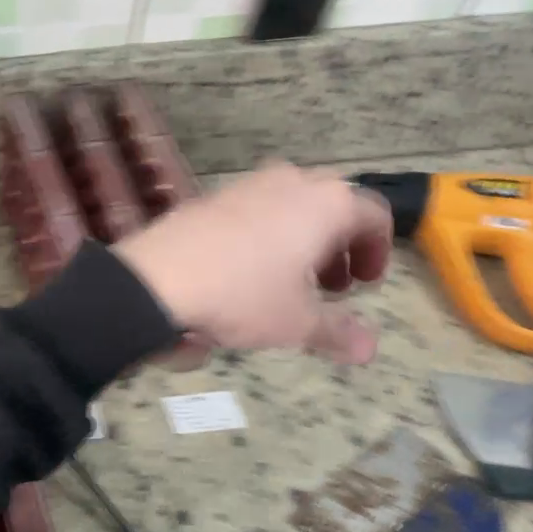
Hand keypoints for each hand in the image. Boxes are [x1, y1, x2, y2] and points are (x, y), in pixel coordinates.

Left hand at [111, 162, 392, 363]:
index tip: (366, 284)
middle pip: (331, 207)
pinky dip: (262, 238)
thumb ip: (336, 332)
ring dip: (299, 242)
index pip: (373, 215)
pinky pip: (251, 213)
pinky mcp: (208, 199)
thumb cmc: (241, 296)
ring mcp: (245, 186)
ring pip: (289, 207)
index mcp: (327, 203)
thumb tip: (368, 349)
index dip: (377, 251)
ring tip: (287, 284)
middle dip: (337, 247)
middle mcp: (290, 182)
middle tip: (330, 286)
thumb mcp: (295, 322)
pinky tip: (243, 274)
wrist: (155, 279)